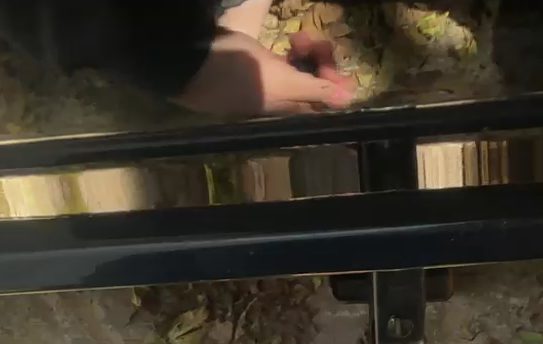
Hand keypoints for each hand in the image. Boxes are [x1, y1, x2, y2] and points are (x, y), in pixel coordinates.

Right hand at [174, 31, 355, 116]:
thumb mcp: (287, 84)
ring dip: (302, 52)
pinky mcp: (248, 64)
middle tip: (306, 39)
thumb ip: (317, 90)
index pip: (322, 98)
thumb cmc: (243, 76)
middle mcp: (279, 98)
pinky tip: (283, 39)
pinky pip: (277, 60)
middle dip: (317, 59)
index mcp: (289, 107)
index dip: (332, 79)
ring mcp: (263, 81)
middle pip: (309, 81)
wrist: (194, 65)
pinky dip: (285, 50)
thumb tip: (348, 100)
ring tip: (296, 37)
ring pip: (294, 68)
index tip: (329, 57)